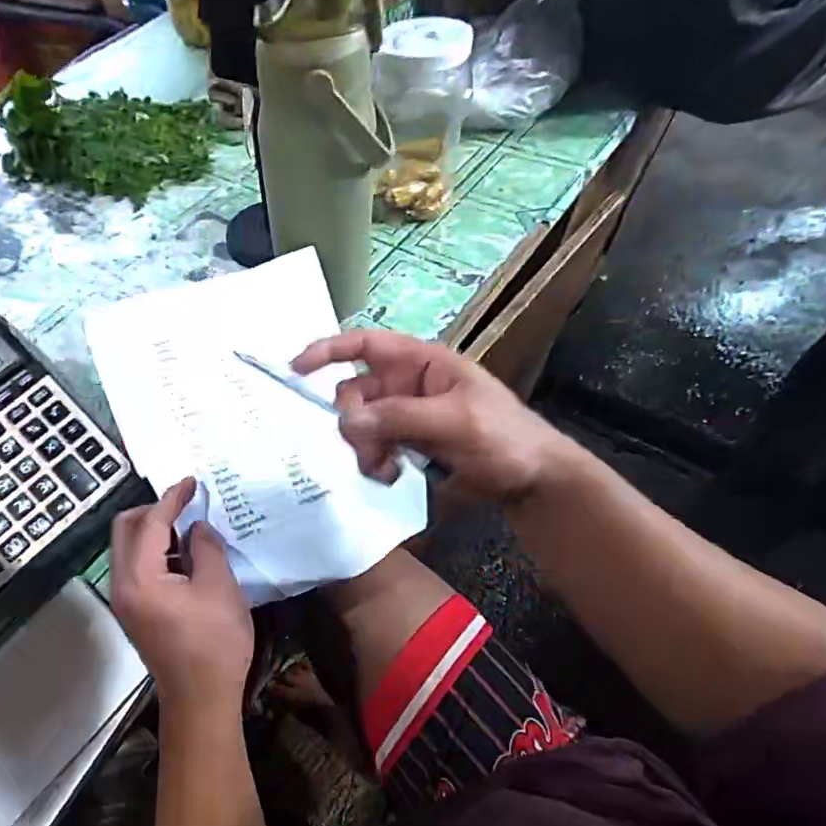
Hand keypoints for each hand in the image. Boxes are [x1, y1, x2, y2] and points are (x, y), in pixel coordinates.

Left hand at [110, 477, 254, 714]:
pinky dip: (157, 552)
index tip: (191, 482)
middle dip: (154, 510)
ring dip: (155, 531)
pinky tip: (185, 556)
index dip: (172, 498)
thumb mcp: (219, 587)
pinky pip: (137, 568)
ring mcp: (125, 600)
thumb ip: (205, 548)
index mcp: (140, 577)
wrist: (202, 698)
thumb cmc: (215, 642)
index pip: (150, 523)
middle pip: (125, 530)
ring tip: (190, 528)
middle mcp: (122, 585)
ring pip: (129, 549)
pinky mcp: (135, 612)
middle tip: (186, 504)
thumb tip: (196, 528)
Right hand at [292, 330, 573, 503]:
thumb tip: (345, 421)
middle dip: (354, 422)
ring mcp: (404, 418)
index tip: (296, 368)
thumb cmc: (504, 437)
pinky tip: (392, 476)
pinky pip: (371, 450)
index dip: (328, 350)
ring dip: (364, 449)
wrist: (529, 479)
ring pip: (359, 427)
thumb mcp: (456, 421)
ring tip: (388, 470)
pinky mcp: (404, 446)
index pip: (365, 345)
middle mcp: (405, 385)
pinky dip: (373, 464)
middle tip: (371, 450)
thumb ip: (401, 417)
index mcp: (420, 363)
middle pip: (353, 394)